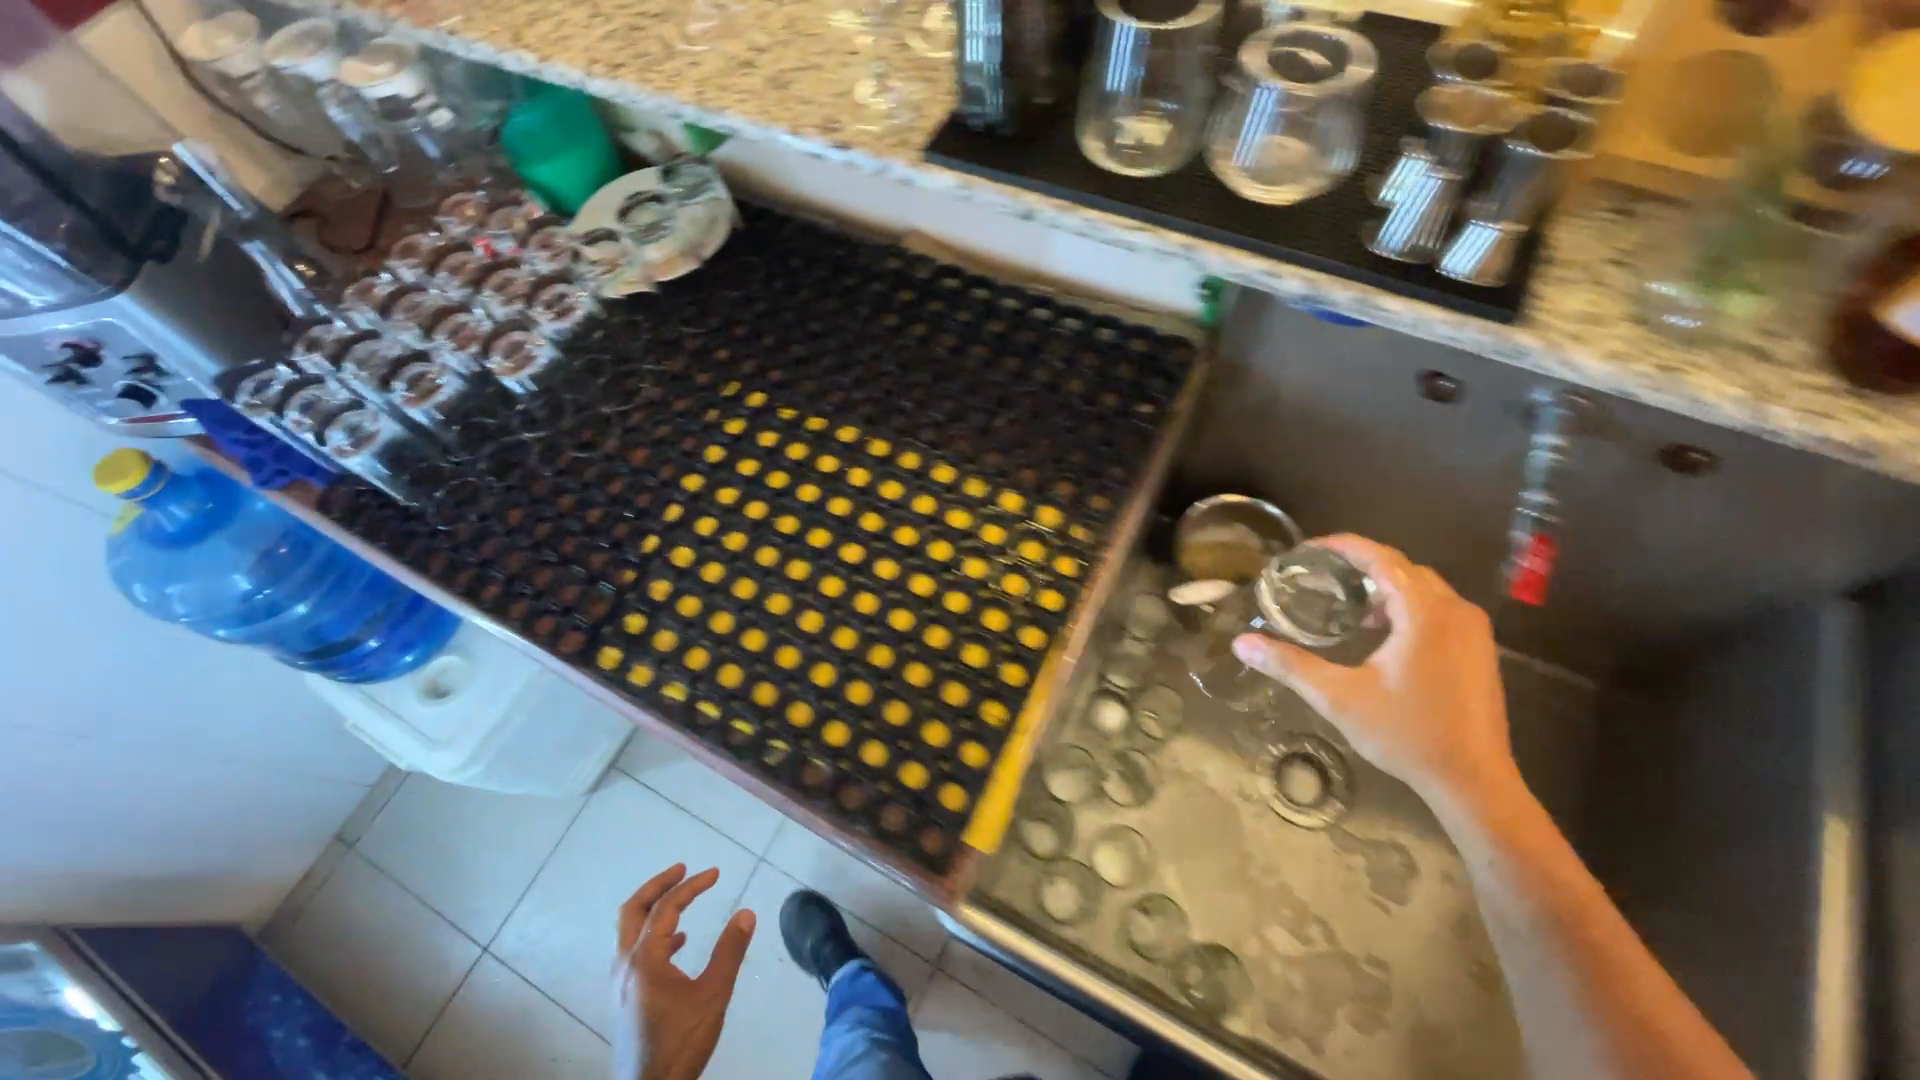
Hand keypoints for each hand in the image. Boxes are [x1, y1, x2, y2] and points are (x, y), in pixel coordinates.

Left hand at [610, 864, 755, 1079]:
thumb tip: (746, 913)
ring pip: (628, 931)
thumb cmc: (681, 1042)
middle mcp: (624, 965)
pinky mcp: (623, 998)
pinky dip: (652, 935)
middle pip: (632, 910)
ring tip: (680, 901)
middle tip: (683, 870)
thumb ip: (729, 952)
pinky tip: (677, 944)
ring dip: (652, 909)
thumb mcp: (713, 996)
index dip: (691, 886)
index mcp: (644, 960)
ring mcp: (619, 984)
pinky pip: (633, 951)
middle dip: (658, 886)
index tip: (715, 873)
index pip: (666, 909)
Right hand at [1232, 534, 1518, 807]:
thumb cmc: (1406, 734)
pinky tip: (1382, 634)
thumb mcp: (1339, 698)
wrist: (1472, 780)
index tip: (1309, 549)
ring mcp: (1473, 630)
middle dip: (1362, 566)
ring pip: (1423, 588)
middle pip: (1403, 568)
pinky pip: (1438, 608)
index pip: (1382, 558)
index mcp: (1424, 613)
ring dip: (1385, 588)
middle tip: (1320, 577)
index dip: (1344, 547)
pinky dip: (1407, 606)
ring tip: (1346, 605)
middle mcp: (1455, 610)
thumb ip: (1290, 665)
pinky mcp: (1479, 649)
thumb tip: (1242, 644)